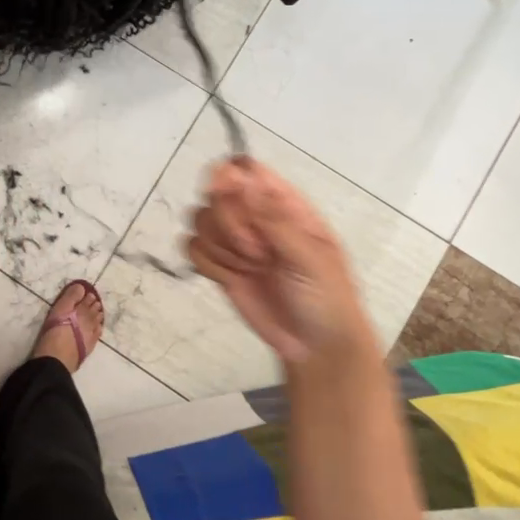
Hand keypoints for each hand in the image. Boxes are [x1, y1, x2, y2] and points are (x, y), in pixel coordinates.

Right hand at [186, 157, 373, 365]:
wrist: (316, 349)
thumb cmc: (327, 298)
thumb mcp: (311, 257)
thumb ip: (274, 218)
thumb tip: (240, 178)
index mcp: (283, 204)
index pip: (244, 170)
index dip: (228, 178)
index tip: (226, 196)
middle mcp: (254, 216)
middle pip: (215, 194)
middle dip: (229, 224)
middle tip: (257, 253)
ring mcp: (234, 240)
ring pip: (199, 219)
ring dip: (220, 246)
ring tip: (250, 269)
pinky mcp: (218, 265)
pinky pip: (192, 248)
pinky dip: (208, 263)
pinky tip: (232, 279)